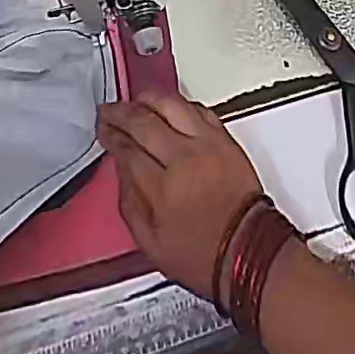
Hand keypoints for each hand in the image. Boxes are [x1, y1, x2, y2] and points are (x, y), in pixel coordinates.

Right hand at [98, 91, 263, 299]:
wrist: (250, 250)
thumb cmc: (206, 254)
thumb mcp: (152, 244)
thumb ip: (130, 205)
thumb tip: (122, 172)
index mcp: (162, 189)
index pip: (127, 149)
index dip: (111, 136)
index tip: (105, 132)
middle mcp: (184, 160)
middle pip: (143, 121)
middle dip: (120, 114)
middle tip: (109, 113)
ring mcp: (206, 145)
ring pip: (170, 104)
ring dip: (147, 99)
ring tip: (135, 102)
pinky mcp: (224, 139)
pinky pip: (197, 109)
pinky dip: (179, 104)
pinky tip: (168, 108)